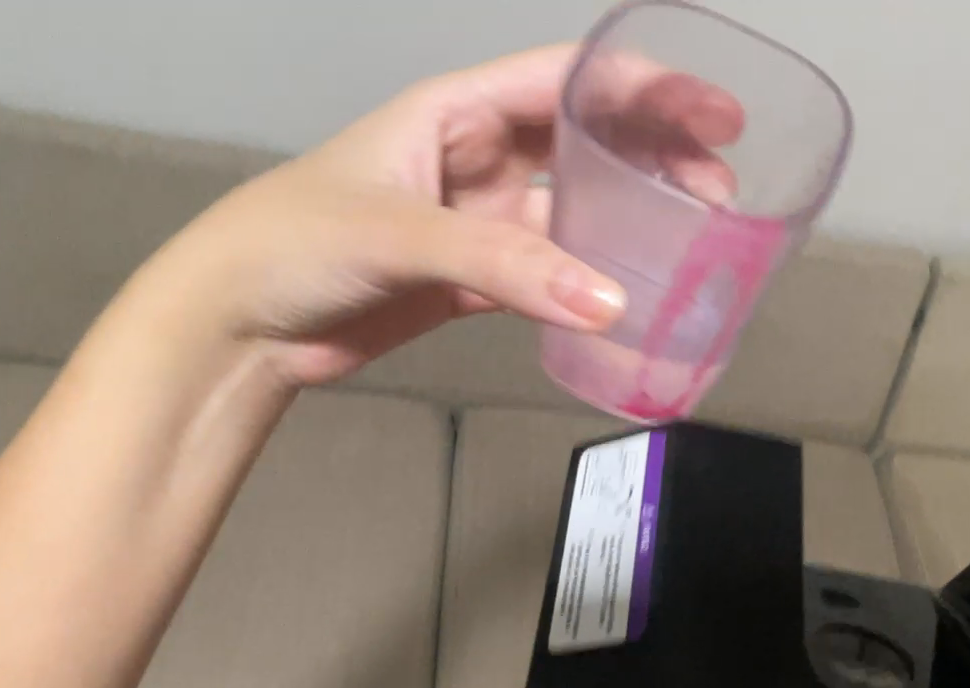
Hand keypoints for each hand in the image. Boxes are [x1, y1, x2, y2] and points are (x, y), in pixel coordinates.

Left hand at [106, 45, 744, 388]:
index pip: (566, 82)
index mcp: (454, 112)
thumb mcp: (399, 233)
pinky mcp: (477, 282)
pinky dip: (586, 287)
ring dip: (629, 226)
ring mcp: (479, 224)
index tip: (716, 113)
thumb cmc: (296, 244)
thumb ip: (505, 267)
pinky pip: (548, 277)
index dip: (645, 91)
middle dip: (653, 157)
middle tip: (721, 187)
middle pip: (584, 146)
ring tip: (691, 240)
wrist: (247, 323)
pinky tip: (626, 297)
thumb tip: (610, 303)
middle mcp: (475, 159)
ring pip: (574, 216)